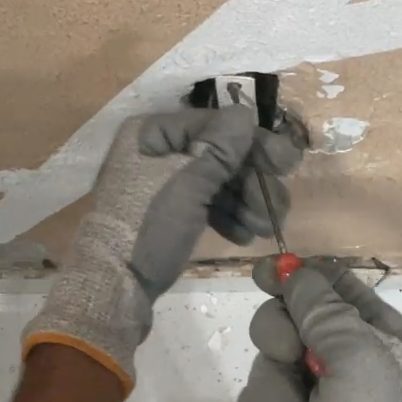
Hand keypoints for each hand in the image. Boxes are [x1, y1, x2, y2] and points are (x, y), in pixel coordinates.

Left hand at [22, 107, 300, 391]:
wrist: (113, 287)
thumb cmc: (149, 226)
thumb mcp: (188, 183)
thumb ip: (220, 148)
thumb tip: (245, 114)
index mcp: (151, 133)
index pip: (215, 126)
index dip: (254, 143)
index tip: (288, 162)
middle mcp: (154, 150)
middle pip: (218, 154)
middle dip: (251, 180)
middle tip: (279, 204)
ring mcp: (159, 183)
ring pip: (215, 181)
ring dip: (245, 202)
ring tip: (264, 227)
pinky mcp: (165, 212)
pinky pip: (204, 203)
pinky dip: (226, 216)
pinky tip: (244, 236)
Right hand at [237, 257, 401, 401]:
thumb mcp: (362, 363)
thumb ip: (325, 310)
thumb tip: (296, 269)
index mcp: (379, 335)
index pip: (333, 284)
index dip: (299, 274)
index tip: (265, 271)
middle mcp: (345, 356)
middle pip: (289, 313)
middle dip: (282, 332)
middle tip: (292, 353)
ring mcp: (314, 391)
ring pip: (267, 356)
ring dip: (276, 386)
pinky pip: (258, 395)